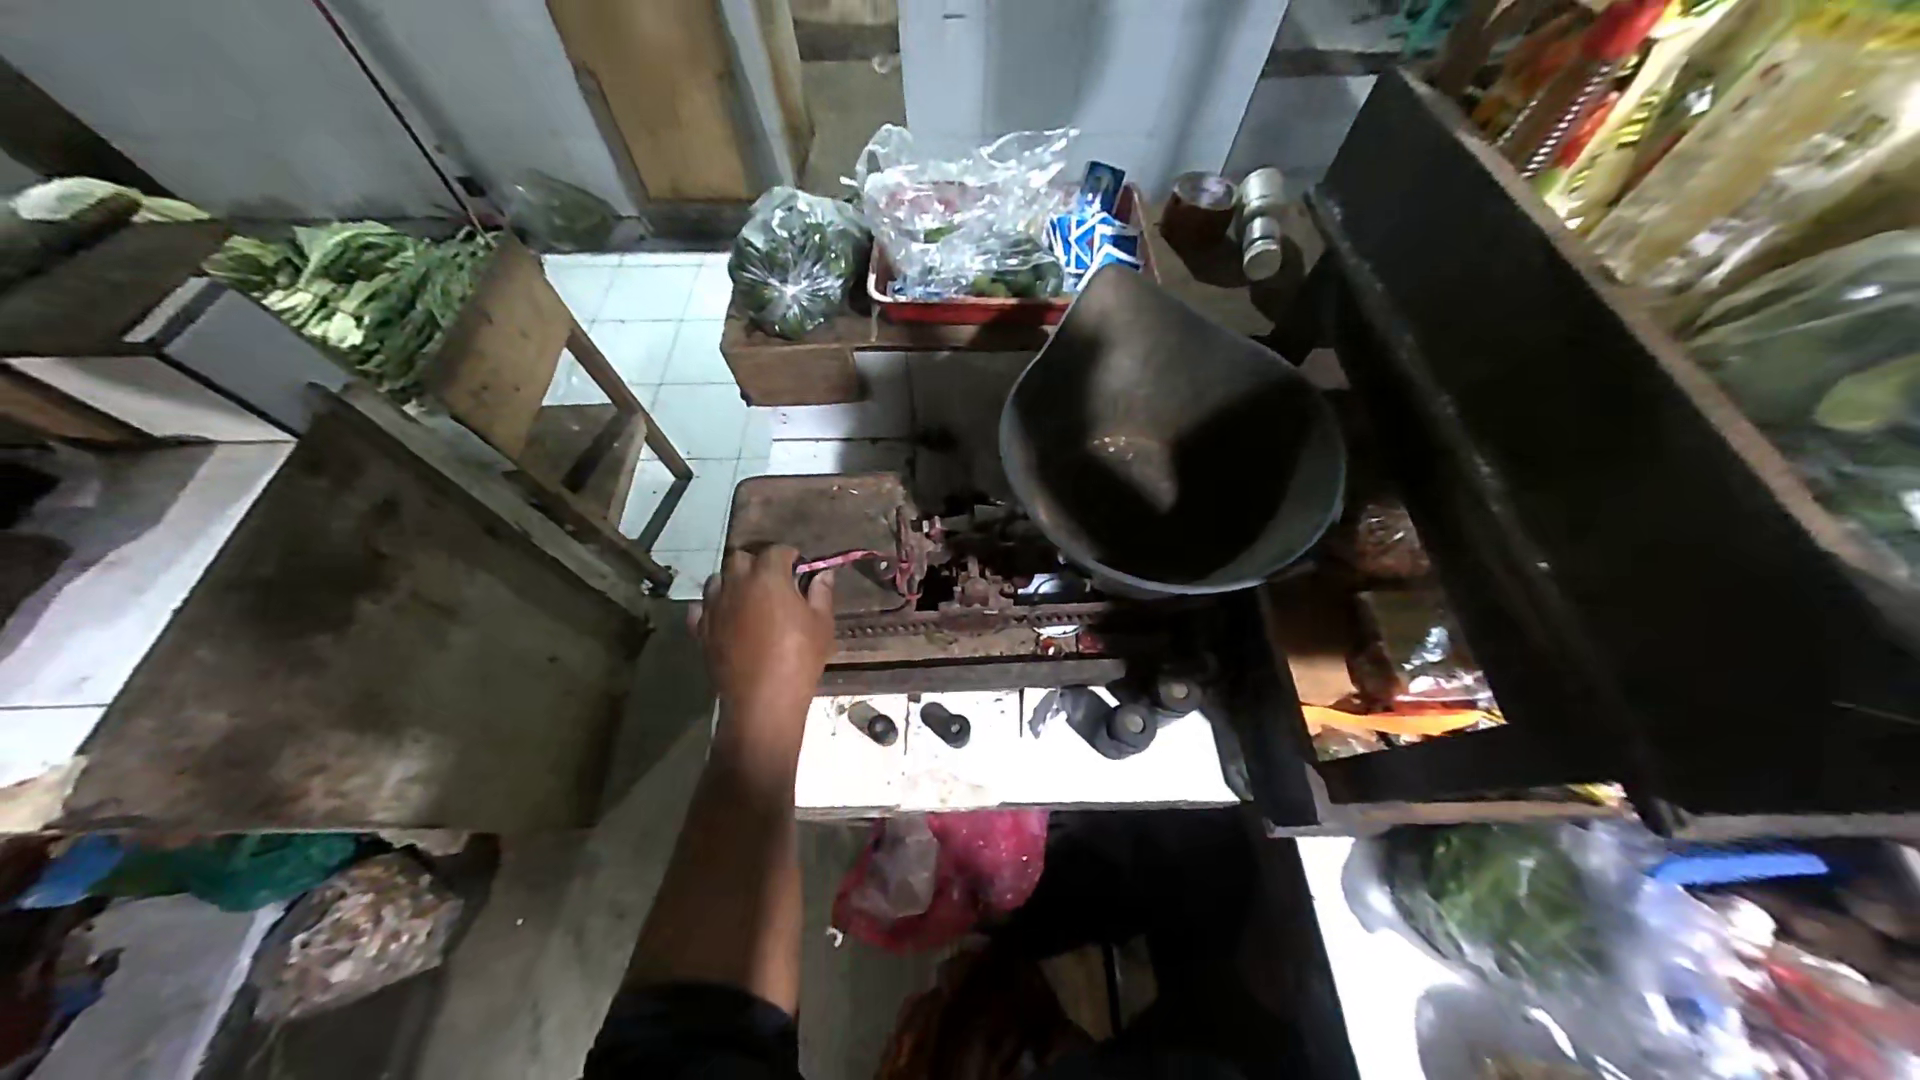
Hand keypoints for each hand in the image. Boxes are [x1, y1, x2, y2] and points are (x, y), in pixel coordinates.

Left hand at [692, 545, 834, 721]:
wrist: (762, 700)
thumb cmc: (799, 658)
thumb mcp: (821, 624)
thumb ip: (821, 593)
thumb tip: (823, 574)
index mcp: (768, 577)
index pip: (777, 550)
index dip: (791, 556)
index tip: (800, 569)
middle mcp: (736, 584)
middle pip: (741, 558)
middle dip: (757, 563)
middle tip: (774, 581)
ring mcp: (714, 606)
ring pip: (718, 579)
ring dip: (733, 582)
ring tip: (748, 598)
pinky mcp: (701, 630)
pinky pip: (701, 608)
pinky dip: (712, 607)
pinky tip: (726, 618)